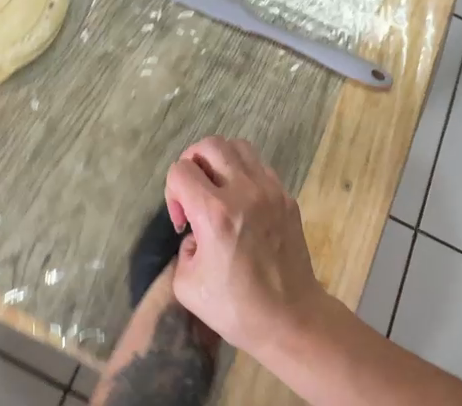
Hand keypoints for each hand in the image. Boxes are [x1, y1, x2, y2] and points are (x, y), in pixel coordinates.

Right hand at [164, 137, 327, 355]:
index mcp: (215, 213)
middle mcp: (243, 191)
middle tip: (193, 192)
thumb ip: (184, 246)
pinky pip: (260, 166)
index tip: (183, 222)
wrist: (290, 317)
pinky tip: (241, 201)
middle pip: (210, 145)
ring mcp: (269, 190)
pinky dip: (244, 173)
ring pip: (238, 146)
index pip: (181, 170)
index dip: (172, 192)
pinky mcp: (286, 196)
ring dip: (220, 161)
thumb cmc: (236, 307)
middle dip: (192, 162)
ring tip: (217, 189)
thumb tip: (196, 231)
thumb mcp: (187, 284)